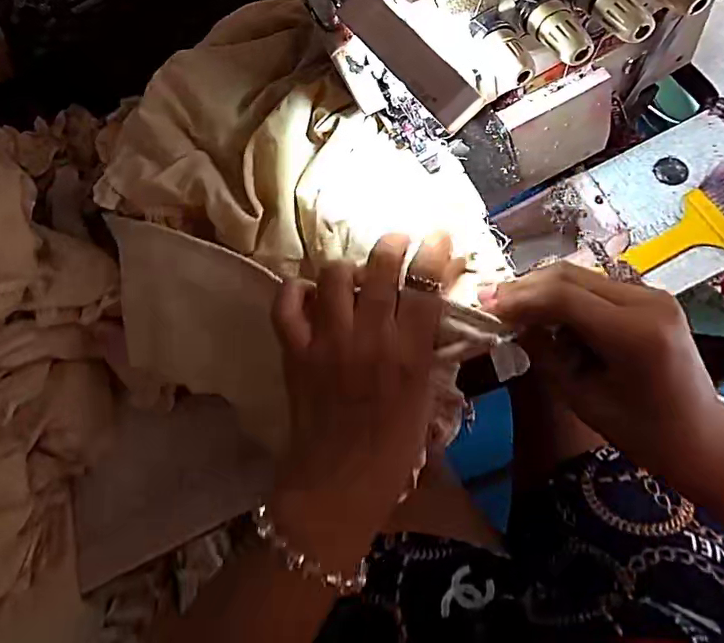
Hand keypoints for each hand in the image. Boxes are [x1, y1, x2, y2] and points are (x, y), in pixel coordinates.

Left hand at [267, 234, 457, 570]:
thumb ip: (429, 351)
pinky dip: (295, 291)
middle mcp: (370, 340)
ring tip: (353, 274)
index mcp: (409, 355)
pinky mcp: (296, 353)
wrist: (337, 488)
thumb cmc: (393, 450)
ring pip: (334, 276)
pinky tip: (308, 293)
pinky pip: (286, 304)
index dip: (434, 252)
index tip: (437, 235)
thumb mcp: (426, 399)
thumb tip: (432, 311)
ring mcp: (328, 343)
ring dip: (347, 267)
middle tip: (397, 242)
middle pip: (380, 268)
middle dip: (392, 243)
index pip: (426, 287)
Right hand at [484, 262, 723, 487]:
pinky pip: (597, 286)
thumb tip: (512, 321)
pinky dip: (569, 296)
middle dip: (527, 287)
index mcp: (636, 334)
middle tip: (493, 302)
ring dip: (546, 289)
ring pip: (582, 275)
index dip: (520, 297)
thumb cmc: (646, 436)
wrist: (706, 439)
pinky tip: (552, 316)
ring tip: (517, 310)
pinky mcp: (651, 295)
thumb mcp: (584, 400)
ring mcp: (652, 293)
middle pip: (571, 275)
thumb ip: (546, 354)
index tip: (486, 304)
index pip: (564, 297)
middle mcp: (647, 301)